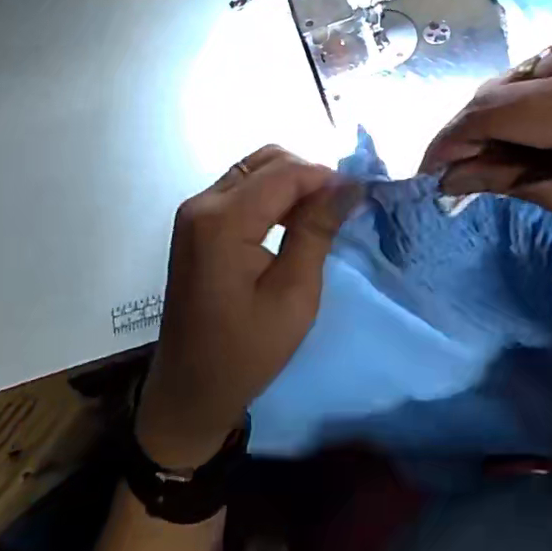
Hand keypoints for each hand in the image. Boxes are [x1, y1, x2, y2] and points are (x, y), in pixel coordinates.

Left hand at [136, 146, 360, 467]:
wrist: (191, 389)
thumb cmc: (246, 350)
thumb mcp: (294, 294)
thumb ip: (316, 231)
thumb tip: (347, 186)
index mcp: (222, 222)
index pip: (284, 173)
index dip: (327, 177)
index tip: (360, 197)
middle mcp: (202, 204)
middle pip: (266, 161)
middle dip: (309, 176)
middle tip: (341, 209)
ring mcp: (194, 213)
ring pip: (254, 171)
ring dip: (291, 185)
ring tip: (322, 216)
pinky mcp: (196, 226)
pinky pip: (241, 191)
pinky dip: (272, 197)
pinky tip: (293, 223)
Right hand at [419, 18, 551, 279]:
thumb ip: (539, 185)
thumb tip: (466, 176)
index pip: (496, 110)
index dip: (452, 140)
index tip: (427, 174)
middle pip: (513, 82)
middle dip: (479, 128)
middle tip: (469, 177)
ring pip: (542, 67)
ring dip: (515, 111)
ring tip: (515, 160)